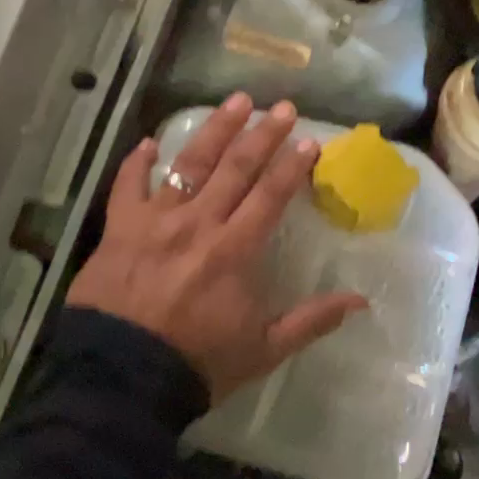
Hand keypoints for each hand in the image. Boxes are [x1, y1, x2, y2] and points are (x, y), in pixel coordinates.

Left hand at [66, 92, 368, 402]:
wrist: (120, 378)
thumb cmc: (197, 363)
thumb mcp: (264, 349)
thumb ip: (311, 320)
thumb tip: (360, 300)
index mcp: (234, 250)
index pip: (270, 195)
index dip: (292, 165)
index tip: (310, 140)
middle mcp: (197, 224)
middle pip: (235, 168)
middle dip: (262, 134)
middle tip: (282, 107)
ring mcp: (154, 221)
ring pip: (188, 164)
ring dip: (214, 130)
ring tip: (236, 101)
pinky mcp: (118, 228)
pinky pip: (127, 186)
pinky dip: (137, 162)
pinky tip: (150, 142)